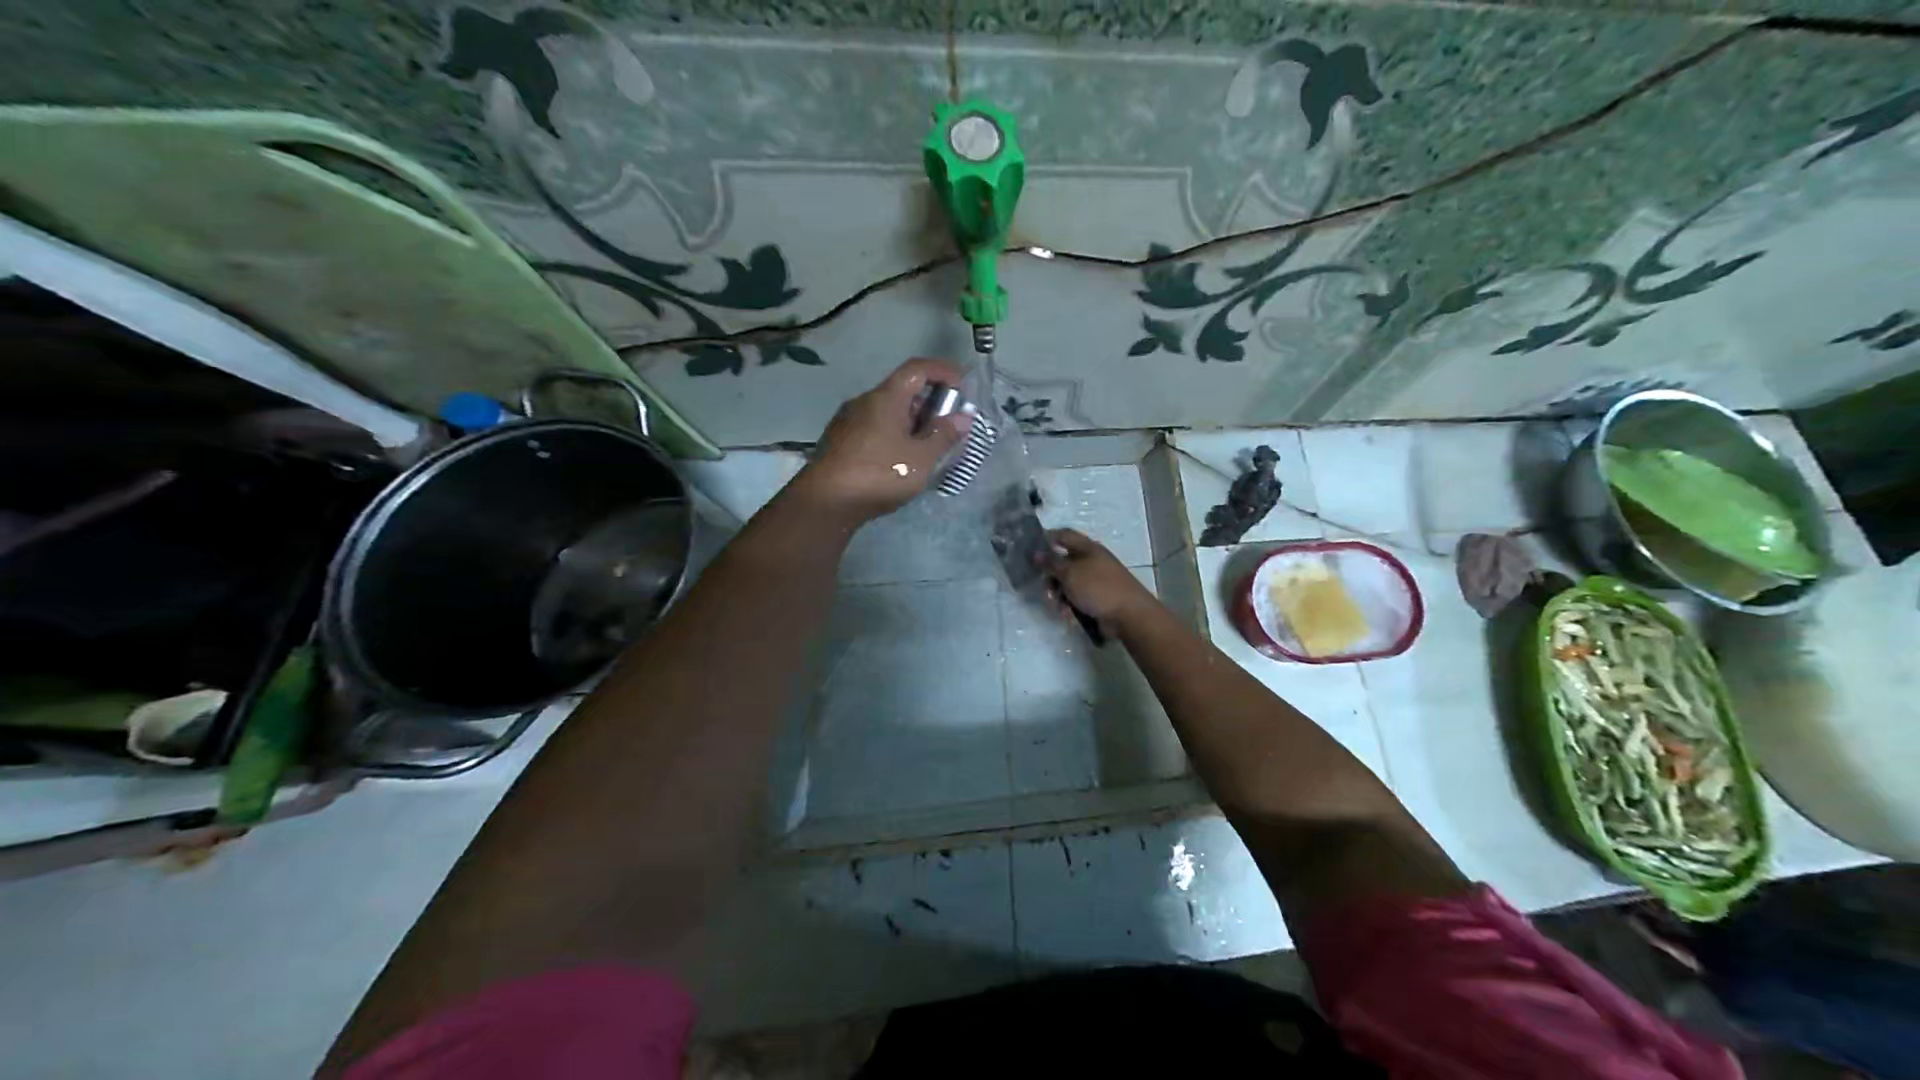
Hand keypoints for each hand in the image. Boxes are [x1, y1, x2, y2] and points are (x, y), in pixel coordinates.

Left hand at [792, 357, 972, 522]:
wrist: (825, 503)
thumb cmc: (878, 474)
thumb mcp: (920, 458)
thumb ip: (943, 436)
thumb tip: (963, 417)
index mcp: (885, 398)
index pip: (917, 369)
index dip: (943, 371)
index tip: (963, 386)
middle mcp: (864, 402)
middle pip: (902, 391)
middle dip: (930, 403)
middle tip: (949, 426)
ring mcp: (848, 422)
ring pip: (888, 413)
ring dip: (912, 423)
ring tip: (929, 447)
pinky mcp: (840, 443)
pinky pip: (875, 429)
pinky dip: (894, 435)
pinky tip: (901, 460)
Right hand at [1046, 528, 1156, 630]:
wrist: (1129, 615)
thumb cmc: (1098, 587)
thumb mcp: (1070, 573)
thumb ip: (1051, 563)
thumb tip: (1036, 553)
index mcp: (1087, 548)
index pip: (1063, 535)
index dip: (1047, 538)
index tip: (1031, 551)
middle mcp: (1091, 561)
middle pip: (1062, 564)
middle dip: (1051, 578)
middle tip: (1046, 591)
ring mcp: (1095, 581)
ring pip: (1067, 584)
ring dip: (1059, 595)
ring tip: (1059, 608)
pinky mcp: (1096, 599)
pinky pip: (1076, 598)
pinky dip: (1069, 605)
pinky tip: (1068, 615)